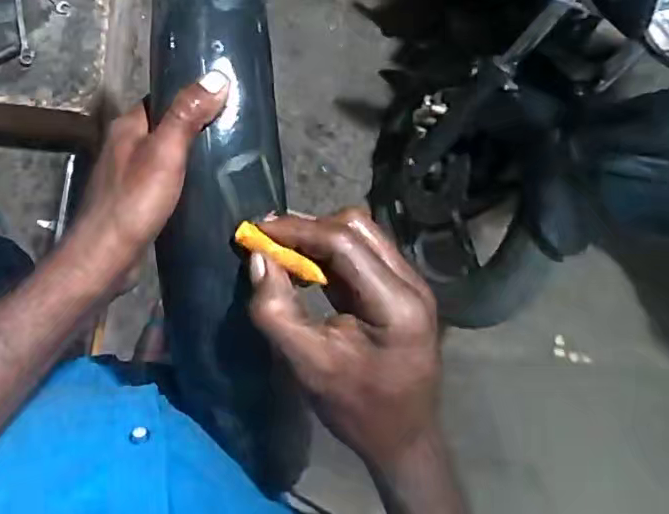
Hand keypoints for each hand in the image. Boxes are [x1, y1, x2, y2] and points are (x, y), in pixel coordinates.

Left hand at [66, 72, 228, 282]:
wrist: (104, 260)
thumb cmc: (134, 201)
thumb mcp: (166, 152)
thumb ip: (187, 114)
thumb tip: (216, 76)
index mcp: (127, 125)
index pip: (162, 98)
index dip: (191, 96)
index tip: (224, 98)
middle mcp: (123, 144)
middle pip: (165, 126)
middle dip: (194, 126)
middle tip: (232, 129)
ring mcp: (125, 174)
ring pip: (164, 154)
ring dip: (189, 155)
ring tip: (225, 156)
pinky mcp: (132, 201)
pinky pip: (162, 179)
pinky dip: (181, 179)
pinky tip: (202, 188)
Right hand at [246, 209, 443, 469]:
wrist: (404, 441)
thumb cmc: (357, 410)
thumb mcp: (309, 367)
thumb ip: (277, 312)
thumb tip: (257, 258)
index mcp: (397, 302)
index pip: (344, 242)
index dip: (298, 230)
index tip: (259, 232)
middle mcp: (410, 281)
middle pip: (357, 227)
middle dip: (309, 227)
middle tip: (269, 238)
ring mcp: (410, 281)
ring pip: (361, 232)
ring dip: (319, 235)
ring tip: (283, 248)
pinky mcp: (400, 286)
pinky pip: (363, 249)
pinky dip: (330, 250)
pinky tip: (306, 265)